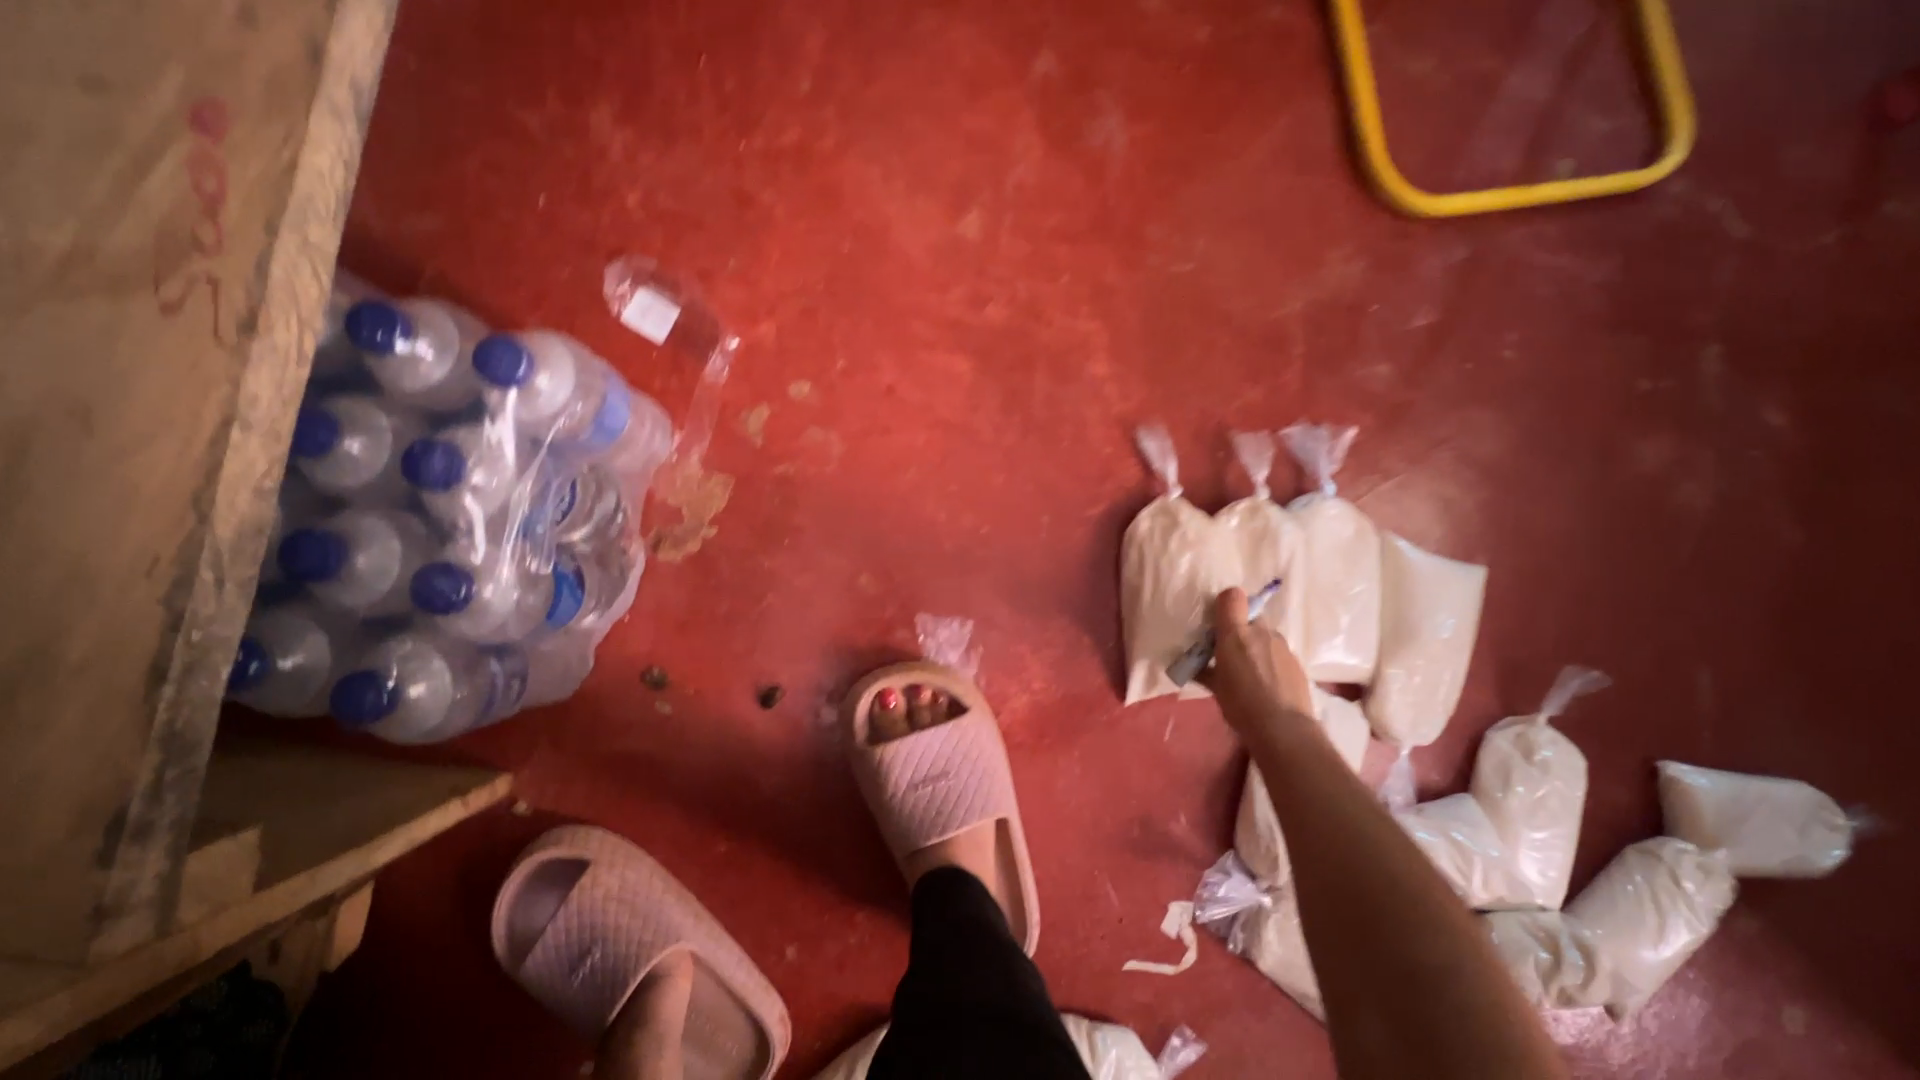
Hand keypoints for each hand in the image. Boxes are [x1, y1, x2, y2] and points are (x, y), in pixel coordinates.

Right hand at [1196, 588, 1315, 736]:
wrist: (1284, 728)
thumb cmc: (1241, 705)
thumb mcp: (1215, 688)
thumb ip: (1205, 670)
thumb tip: (1195, 666)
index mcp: (1236, 634)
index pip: (1232, 596)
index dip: (1224, 603)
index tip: (1217, 622)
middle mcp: (1262, 632)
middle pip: (1251, 617)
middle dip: (1241, 629)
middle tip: (1232, 653)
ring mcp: (1283, 645)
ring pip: (1266, 636)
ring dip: (1257, 646)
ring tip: (1252, 672)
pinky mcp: (1297, 661)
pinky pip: (1279, 652)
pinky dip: (1271, 661)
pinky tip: (1268, 684)